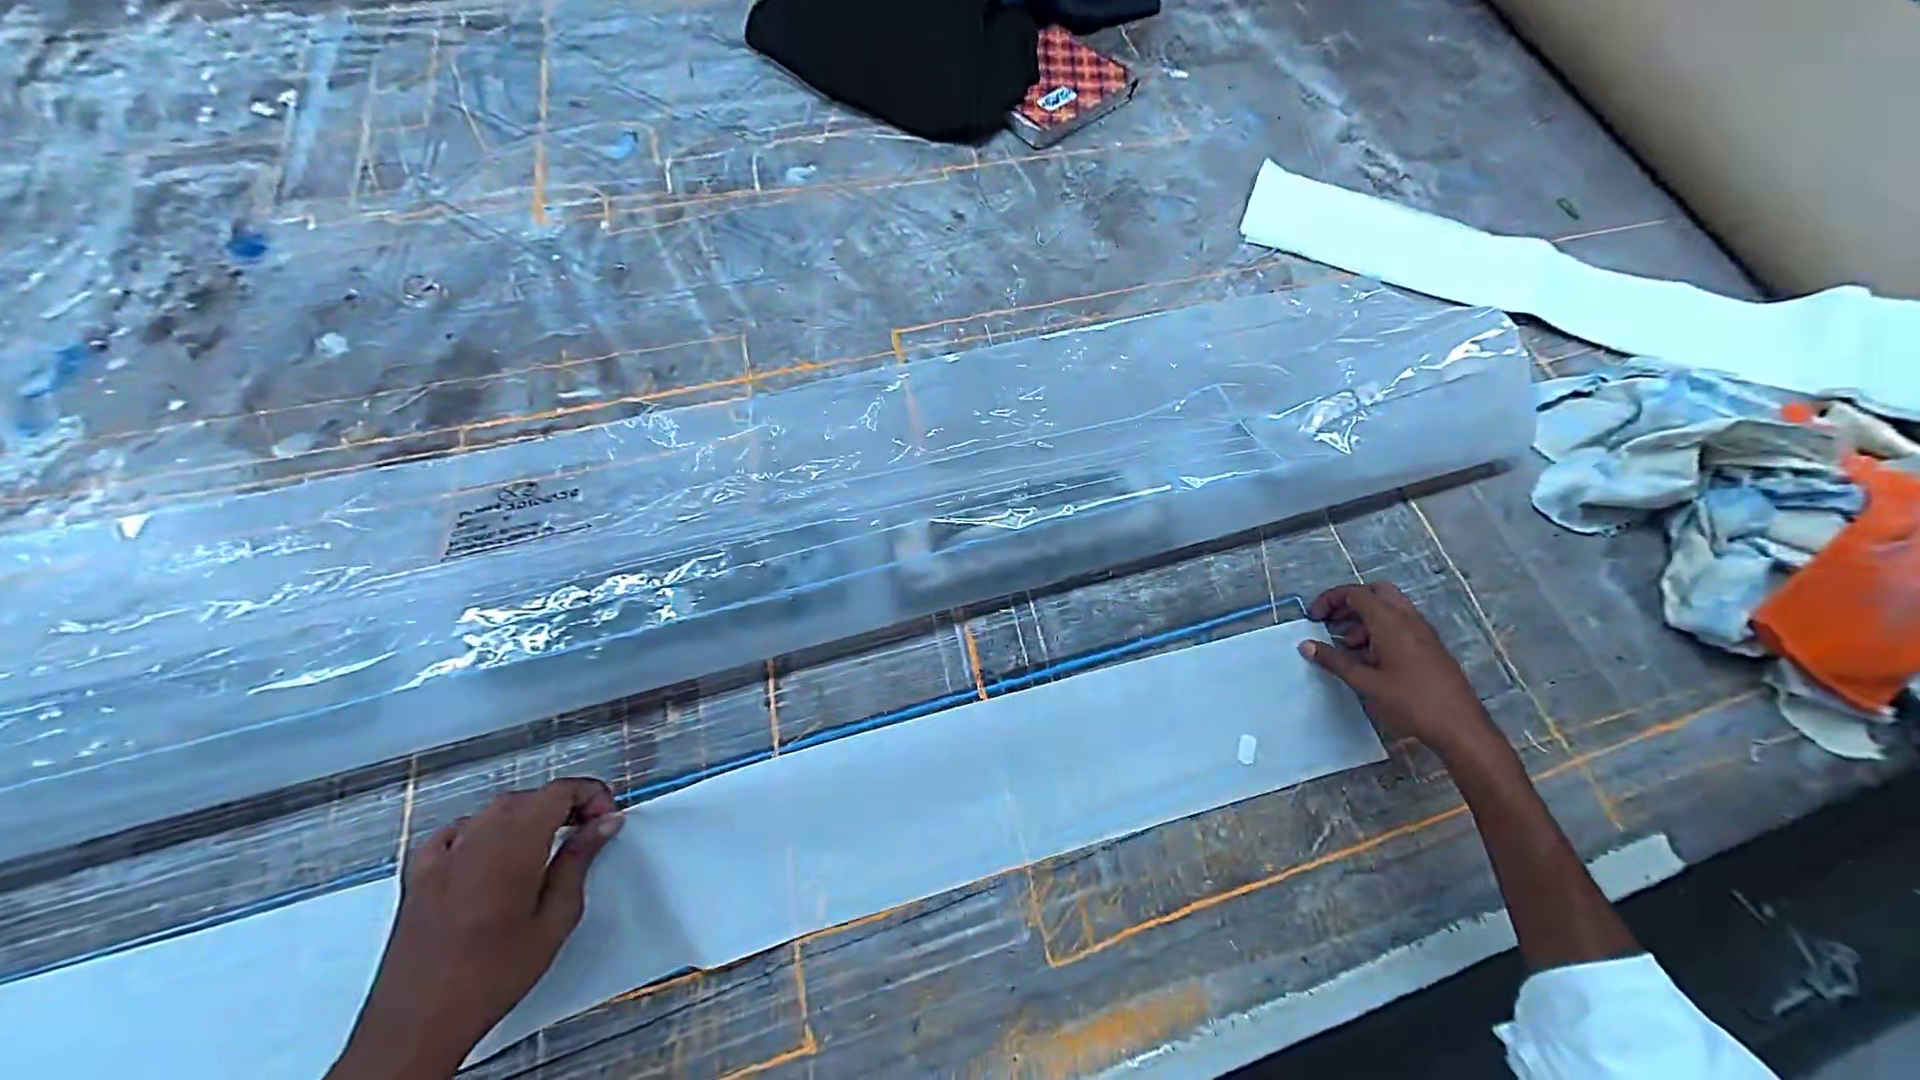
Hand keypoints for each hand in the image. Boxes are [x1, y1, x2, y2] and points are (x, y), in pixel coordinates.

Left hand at [327, 778, 624, 1079]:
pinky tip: (491, 848)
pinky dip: (481, 829)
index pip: (560, 791)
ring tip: (547, 842)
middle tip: (588, 829)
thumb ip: (579, 861)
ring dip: (528, 815)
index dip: (590, 794)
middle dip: (565, 804)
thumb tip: (603, 825)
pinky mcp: (419, 875)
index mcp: (514, 845)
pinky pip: (455, 832)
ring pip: (495, 810)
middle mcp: (477, 840)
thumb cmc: (488, 977)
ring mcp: (443, 855)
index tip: (605, 815)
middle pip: (530, 796)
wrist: (420, 1022)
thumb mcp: (555, 918)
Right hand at [1298, 583, 1501, 759]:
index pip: (1356, 594)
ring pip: (1390, 608)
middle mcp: (1409, 619)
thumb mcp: (1365, 682)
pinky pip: (1401, 624)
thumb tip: (1306, 646)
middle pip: (1376, 592)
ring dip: (1364, 618)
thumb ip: (1334, 660)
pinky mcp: (1430, 646)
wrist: (1460, 727)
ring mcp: (1423, 632)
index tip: (1314, 618)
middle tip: (1332, 621)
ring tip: (1348, 646)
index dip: (1330, 600)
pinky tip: (1370, 657)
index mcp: (1391, 622)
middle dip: (1350, 602)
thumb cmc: (1410, 701)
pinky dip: (1380, 629)